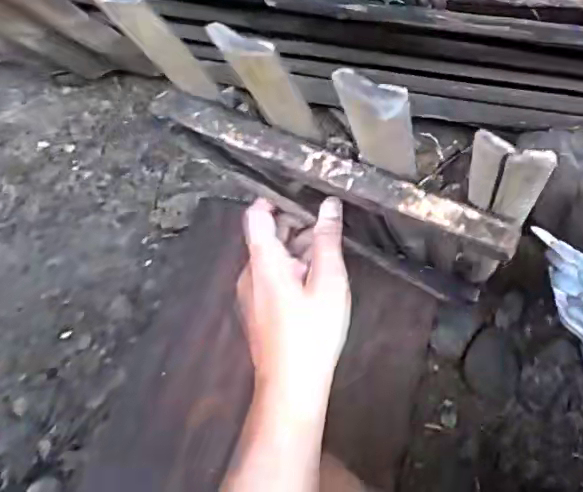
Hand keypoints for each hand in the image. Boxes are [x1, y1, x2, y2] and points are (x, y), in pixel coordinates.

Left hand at [236, 198, 350, 405]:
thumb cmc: (311, 332)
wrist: (291, 390)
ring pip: (274, 254)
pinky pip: (274, 274)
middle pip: (268, 233)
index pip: (257, 214)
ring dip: (300, 245)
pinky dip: (295, 265)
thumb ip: (327, 238)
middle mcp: (251, 273)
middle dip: (298, 222)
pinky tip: (320, 275)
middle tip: (329, 221)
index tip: (305, 193)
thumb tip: (328, 204)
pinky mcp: (260, 309)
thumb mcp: (329, 279)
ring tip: (331, 248)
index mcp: (263, 261)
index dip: (277, 198)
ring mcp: (253, 293)